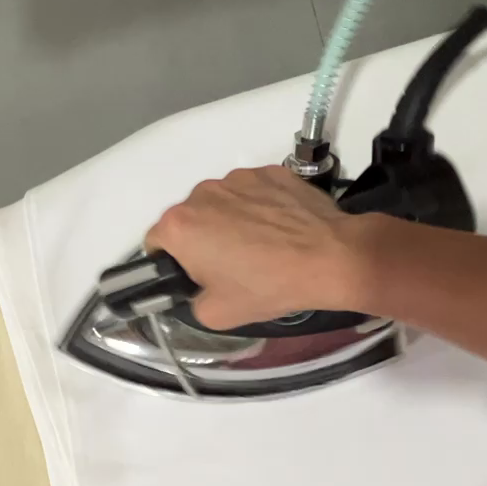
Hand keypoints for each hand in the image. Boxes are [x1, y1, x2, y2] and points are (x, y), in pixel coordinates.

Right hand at [143, 165, 369, 329]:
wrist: (333, 258)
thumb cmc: (267, 286)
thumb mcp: (215, 314)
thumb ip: (190, 300)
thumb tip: (197, 288)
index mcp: (178, 226)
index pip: (154, 242)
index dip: (169, 262)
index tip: (191, 275)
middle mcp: (200, 193)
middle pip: (188, 218)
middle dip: (200, 238)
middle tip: (230, 265)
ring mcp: (237, 177)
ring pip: (220, 202)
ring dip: (229, 219)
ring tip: (261, 244)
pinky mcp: (270, 171)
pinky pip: (252, 190)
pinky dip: (258, 205)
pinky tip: (280, 227)